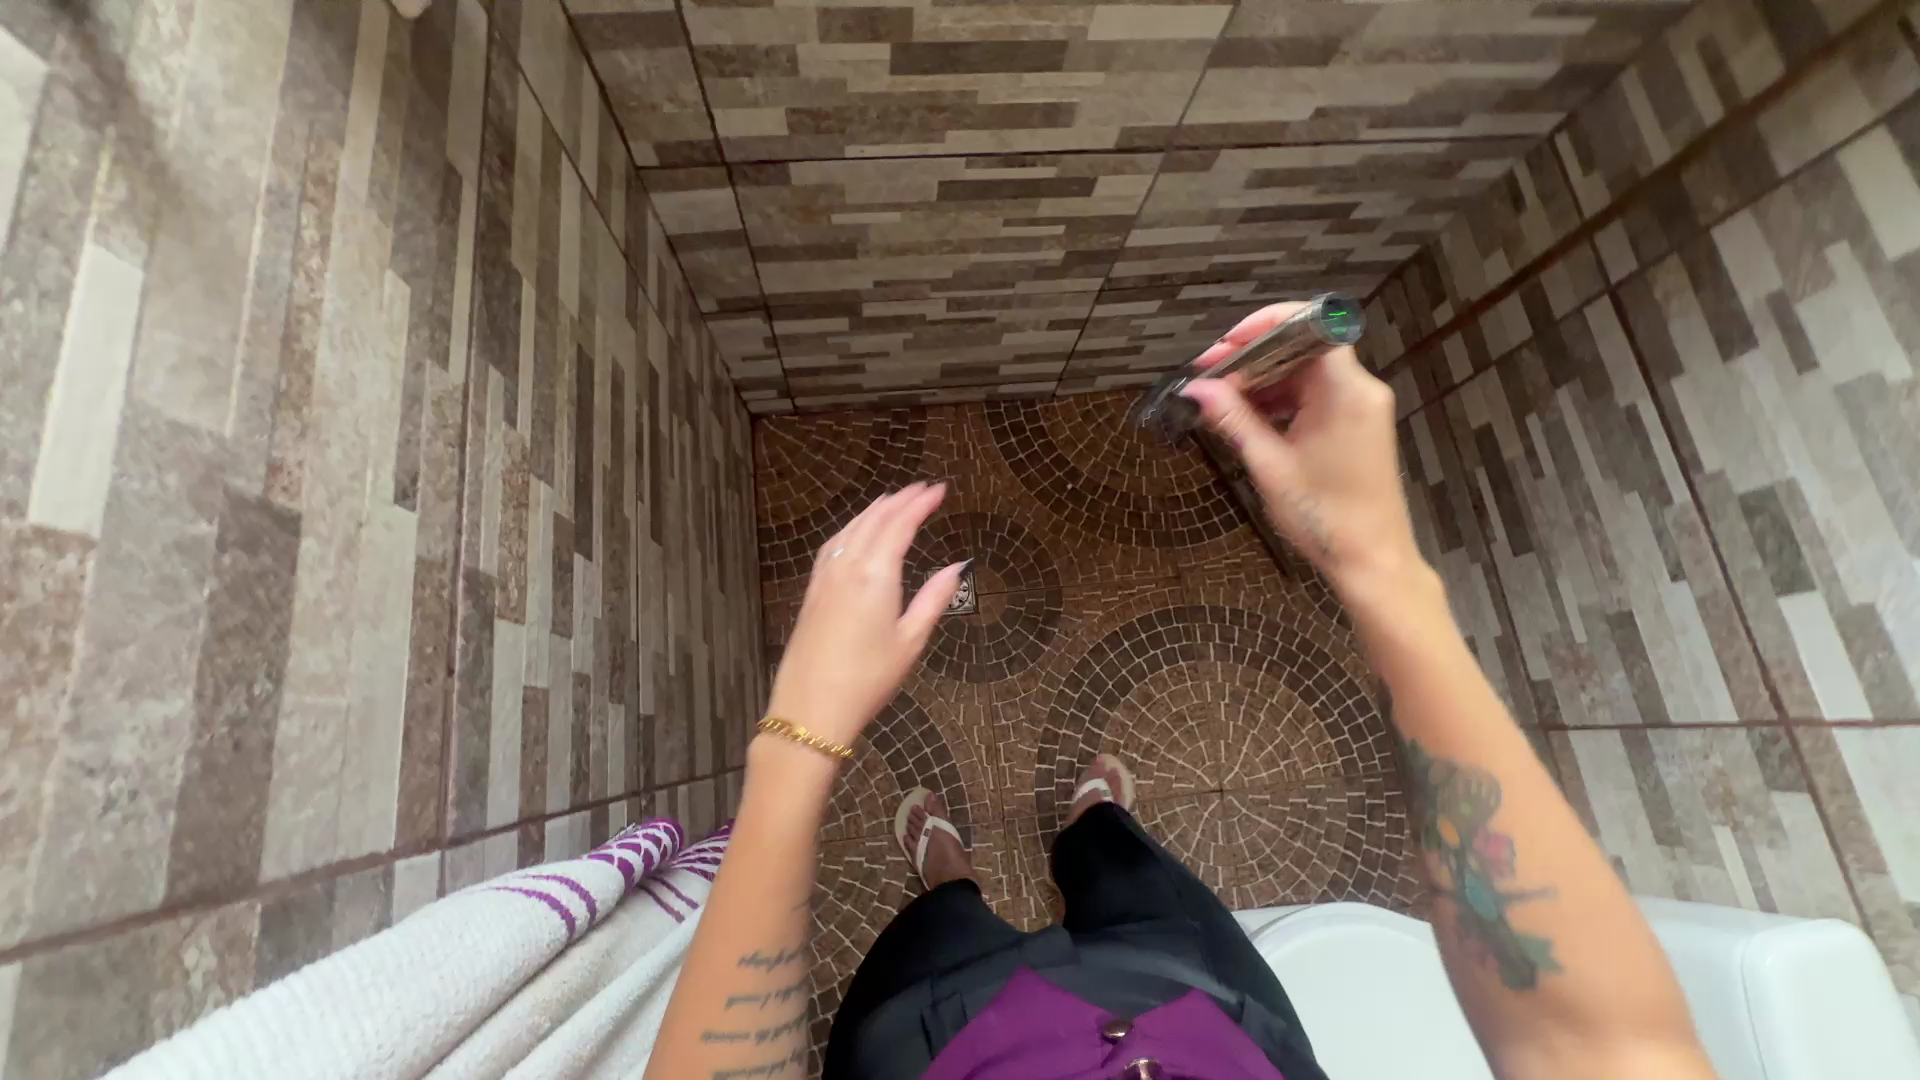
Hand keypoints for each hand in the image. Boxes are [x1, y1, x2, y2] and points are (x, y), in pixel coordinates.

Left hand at [765, 483, 965, 747]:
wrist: (811, 709)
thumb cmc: (868, 679)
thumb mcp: (910, 641)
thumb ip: (934, 598)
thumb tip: (958, 566)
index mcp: (875, 575)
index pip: (900, 525)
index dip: (920, 504)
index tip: (939, 489)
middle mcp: (847, 567)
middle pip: (875, 521)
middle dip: (899, 500)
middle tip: (921, 487)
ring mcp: (825, 577)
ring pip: (851, 529)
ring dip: (873, 510)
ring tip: (892, 499)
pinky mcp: (812, 592)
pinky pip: (833, 545)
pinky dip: (850, 528)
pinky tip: (855, 531)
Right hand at [1182, 302, 1422, 599]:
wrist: (1371, 559)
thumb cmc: (1322, 515)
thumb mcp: (1269, 464)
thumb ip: (1232, 419)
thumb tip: (1195, 388)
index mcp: (1345, 391)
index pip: (1308, 327)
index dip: (1263, 327)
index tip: (1222, 347)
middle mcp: (1359, 389)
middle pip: (1301, 350)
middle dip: (1252, 360)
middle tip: (1207, 379)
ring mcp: (1359, 408)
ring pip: (1303, 375)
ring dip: (1261, 383)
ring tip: (1219, 403)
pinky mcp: (1354, 427)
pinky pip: (1312, 397)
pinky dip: (1279, 402)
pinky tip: (1247, 420)